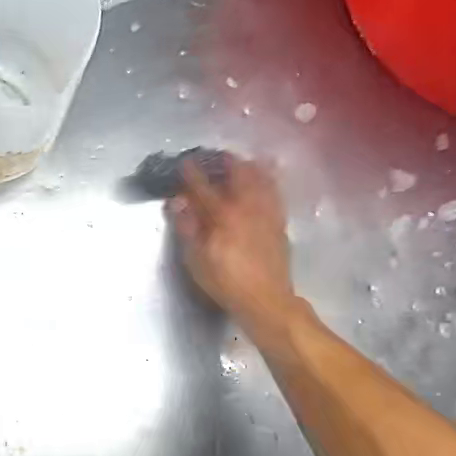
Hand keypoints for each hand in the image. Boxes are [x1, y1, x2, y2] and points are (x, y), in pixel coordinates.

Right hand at [167, 155, 298, 333]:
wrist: (266, 299)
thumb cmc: (224, 280)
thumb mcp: (195, 258)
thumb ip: (186, 226)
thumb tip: (176, 201)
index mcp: (222, 215)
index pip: (203, 187)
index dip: (191, 173)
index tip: (184, 162)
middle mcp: (247, 206)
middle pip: (238, 174)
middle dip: (225, 162)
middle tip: (215, 157)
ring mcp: (267, 212)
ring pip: (261, 179)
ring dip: (249, 166)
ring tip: (241, 161)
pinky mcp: (280, 222)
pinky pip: (275, 191)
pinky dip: (268, 179)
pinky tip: (265, 179)